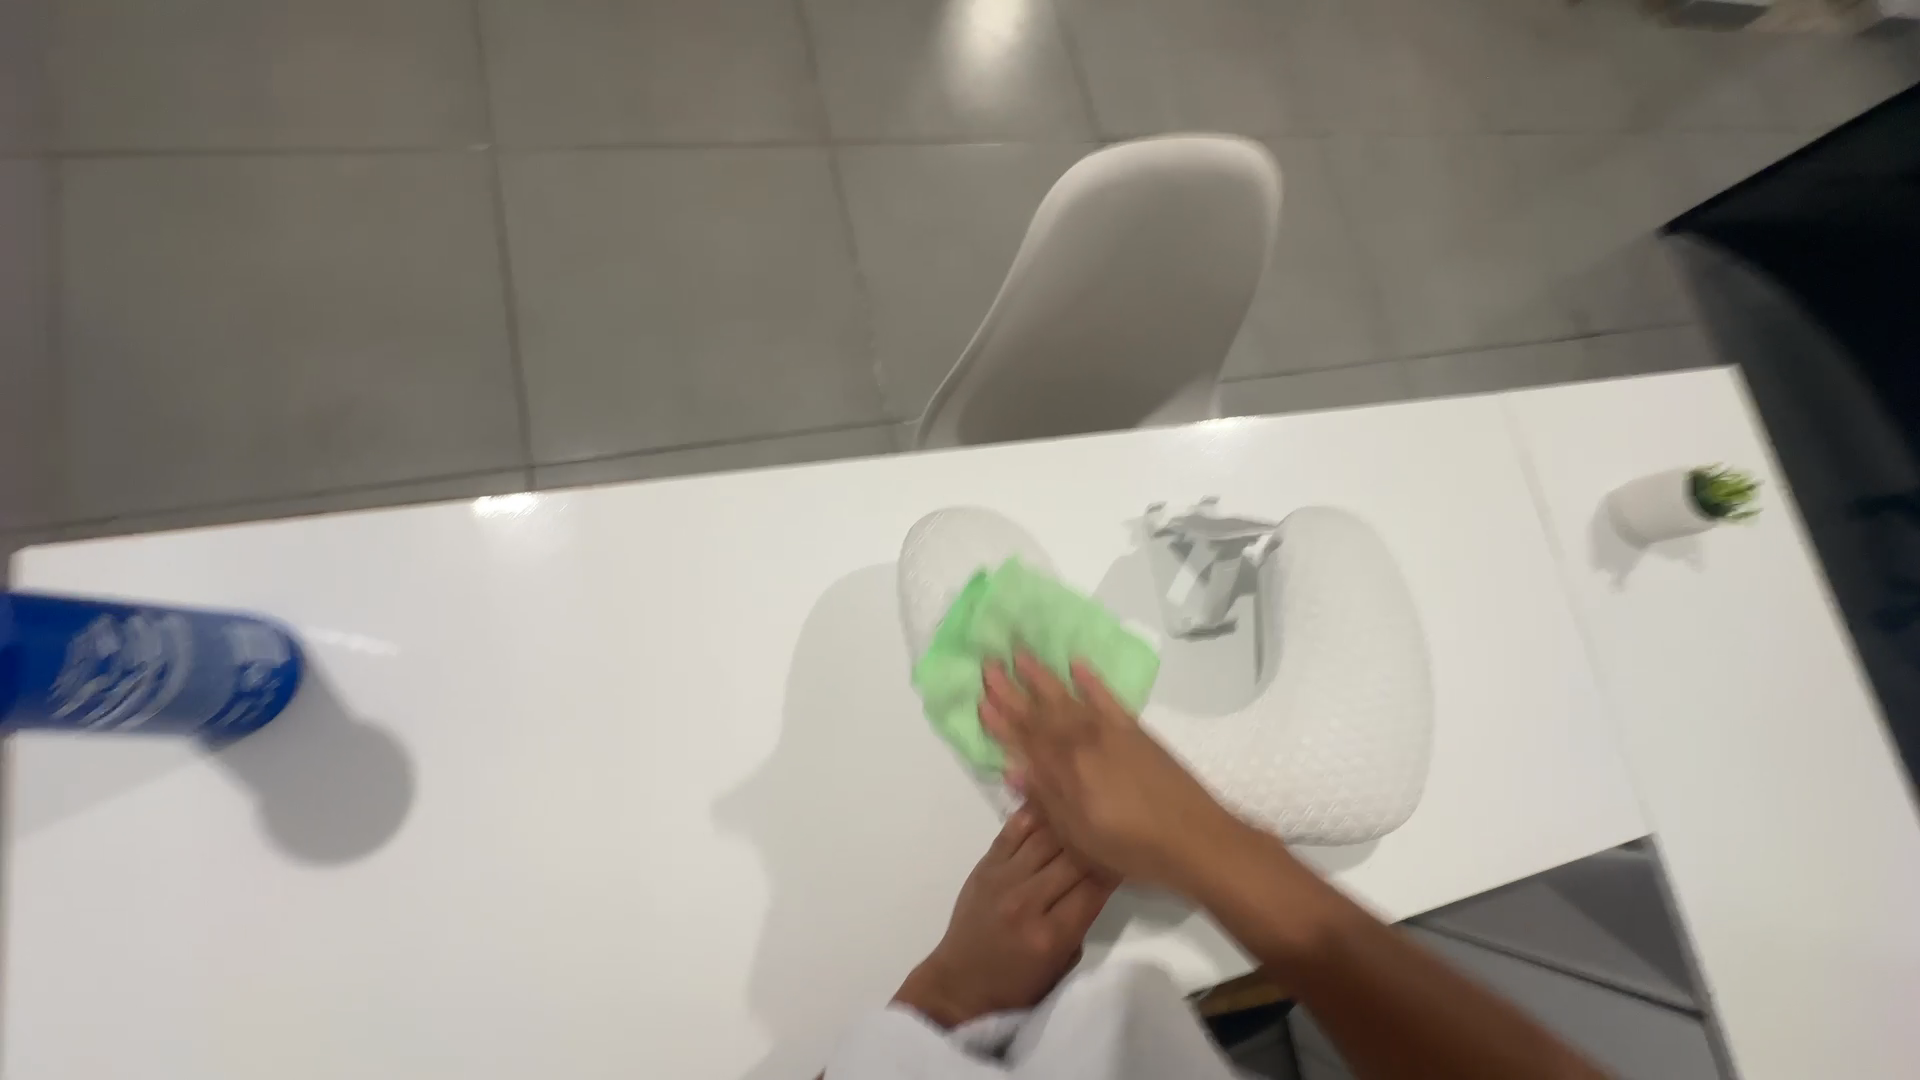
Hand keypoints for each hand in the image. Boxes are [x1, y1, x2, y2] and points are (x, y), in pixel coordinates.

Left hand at [893, 809, 1115, 1027]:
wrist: (962, 981)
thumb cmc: (1018, 983)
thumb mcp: (1061, 965)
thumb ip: (1081, 921)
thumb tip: (1099, 877)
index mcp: (1050, 935)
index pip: (1094, 888)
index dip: (1115, 865)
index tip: (1128, 849)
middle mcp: (1027, 901)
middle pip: (1073, 858)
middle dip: (1097, 841)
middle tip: (1112, 826)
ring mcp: (1003, 878)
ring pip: (1045, 837)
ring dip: (1069, 823)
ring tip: (1087, 809)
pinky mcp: (986, 864)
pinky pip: (1014, 829)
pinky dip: (1035, 815)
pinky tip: (1052, 802)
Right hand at [981, 652, 1249, 892]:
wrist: (1193, 838)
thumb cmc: (1131, 847)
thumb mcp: (1079, 834)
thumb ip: (1045, 797)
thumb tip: (1011, 769)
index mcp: (1065, 770)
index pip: (1024, 739)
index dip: (1000, 720)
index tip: (980, 698)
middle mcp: (1082, 742)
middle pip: (1040, 712)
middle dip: (1012, 689)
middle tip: (989, 663)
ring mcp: (1109, 731)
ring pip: (1067, 697)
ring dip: (1042, 676)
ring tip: (1021, 654)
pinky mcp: (1134, 729)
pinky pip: (1106, 696)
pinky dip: (1090, 679)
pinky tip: (1075, 664)